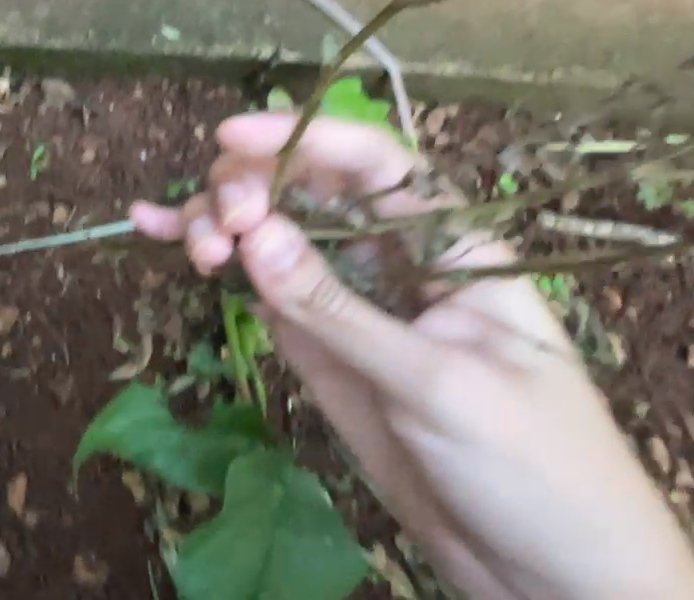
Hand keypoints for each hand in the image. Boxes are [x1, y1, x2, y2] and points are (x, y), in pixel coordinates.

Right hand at [131, 113, 693, 599]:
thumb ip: (340, 309)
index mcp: (446, 246)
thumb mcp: (441, 387)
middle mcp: (383, 253)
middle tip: (219, 232)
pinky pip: (247, 275)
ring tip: (191, 248)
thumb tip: (251, 234)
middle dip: (245, 188)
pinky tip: (150, 228)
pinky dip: (200, 248)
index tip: (229, 138)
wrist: (542, 575)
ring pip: (260, 223)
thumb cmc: (537, 473)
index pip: (372, 163)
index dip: (302, 137)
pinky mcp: (303, 330)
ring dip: (211, 217)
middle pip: (299, 184)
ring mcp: (337, 290)